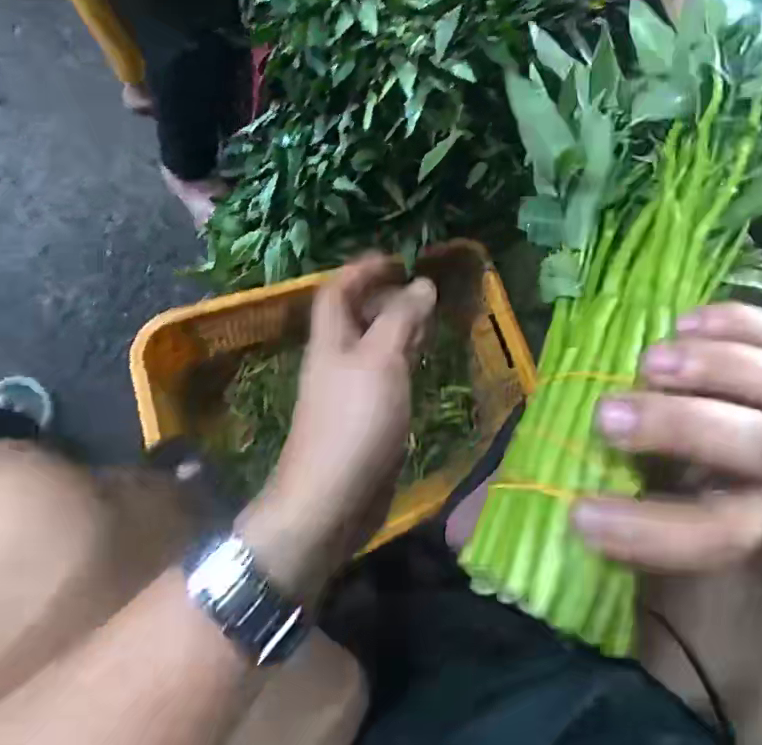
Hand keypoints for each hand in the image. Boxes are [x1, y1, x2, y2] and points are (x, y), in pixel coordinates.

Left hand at [240, 255, 436, 595]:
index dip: (361, 270)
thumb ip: (402, 319)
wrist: (330, 502)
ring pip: (373, 346)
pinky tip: (424, 364)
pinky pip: (385, 376)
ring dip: (399, 328)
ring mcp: (349, 391)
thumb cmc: (354, 421)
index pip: (337, 290)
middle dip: (386, 297)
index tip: (395, 259)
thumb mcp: (381, 360)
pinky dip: (404, 361)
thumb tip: (421, 284)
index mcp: (331, 340)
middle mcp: (336, 360)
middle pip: (356, 317)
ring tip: (431, 320)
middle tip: (424, 291)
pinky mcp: (365, 418)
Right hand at [571, 302, 761, 572]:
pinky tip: (684, 322)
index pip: (711, 536)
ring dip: (712, 366)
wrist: (760, 461)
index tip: (580, 514)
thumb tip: (526, 500)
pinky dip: (737, 323)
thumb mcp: (651, 502)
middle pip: (755, 447)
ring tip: (648, 359)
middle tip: (605, 413)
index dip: (647, 530)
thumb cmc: (682, 485)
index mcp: (746, 515)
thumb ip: (611, 496)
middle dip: (677, 426)